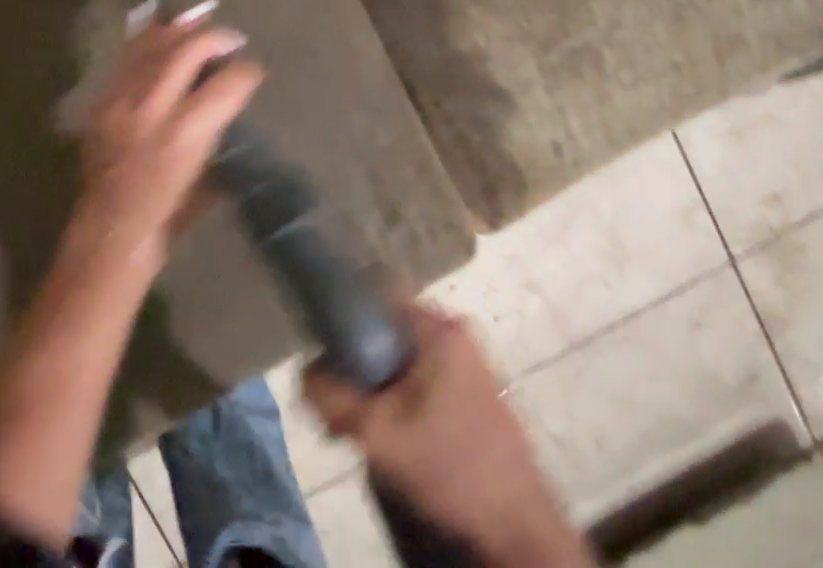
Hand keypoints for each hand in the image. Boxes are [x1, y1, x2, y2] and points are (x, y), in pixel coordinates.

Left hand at [67, 10, 262, 271]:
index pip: (227, 84)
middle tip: (231, 38)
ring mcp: (122, 101)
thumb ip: (213, 131)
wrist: (110, 230)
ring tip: (196, 23)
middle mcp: (153, 108)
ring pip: (151, 47)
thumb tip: (223, 100)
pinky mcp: (101, 103)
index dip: (246, 72)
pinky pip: (125, 61)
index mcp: (187, 132)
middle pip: (186, 51)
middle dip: (214, 37)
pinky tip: (159, 39)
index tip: (253, 71)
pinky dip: (146, 45)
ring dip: (177, 31)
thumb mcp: (207, 177)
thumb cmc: (168, 216)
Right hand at [304, 304, 593, 567]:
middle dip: (348, 361)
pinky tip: (379, 433)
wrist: (517, 530)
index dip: (335, 313)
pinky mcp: (468, 391)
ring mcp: (465, 363)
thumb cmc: (450, 467)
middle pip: (379, 328)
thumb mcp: (373, 431)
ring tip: (350, 423)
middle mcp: (454, 334)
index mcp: (438, 329)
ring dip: (366, 386)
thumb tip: (305, 372)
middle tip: (330, 398)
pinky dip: (389, 398)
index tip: (316, 347)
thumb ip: (326, 393)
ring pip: (393, 356)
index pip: (370, 293)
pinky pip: (412, 377)